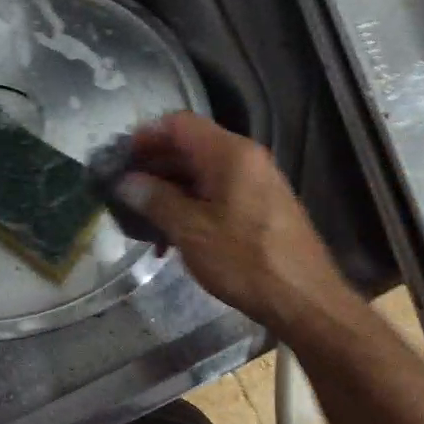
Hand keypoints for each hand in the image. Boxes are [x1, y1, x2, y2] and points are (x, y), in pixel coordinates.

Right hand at [115, 112, 357, 329]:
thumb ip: (155, 200)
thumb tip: (126, 182)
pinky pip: (216, 194)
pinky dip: (190, 207)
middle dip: (153, 167)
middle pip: (190, 147)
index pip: (180, 124)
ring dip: (169, 192)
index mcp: (230, 154)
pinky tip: (171, 238)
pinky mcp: (259, 208)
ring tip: (140, 221)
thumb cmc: (244, 260)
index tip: (119, 159)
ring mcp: (255, 183)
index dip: (146, 136)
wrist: (303, 299)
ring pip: (201, 174)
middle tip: (123, 192)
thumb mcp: (191, 231)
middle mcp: (245, 159)